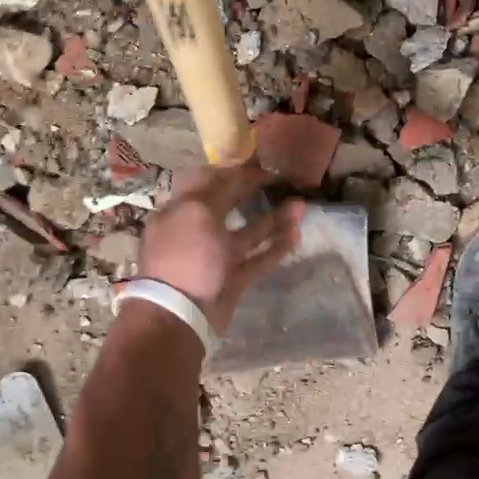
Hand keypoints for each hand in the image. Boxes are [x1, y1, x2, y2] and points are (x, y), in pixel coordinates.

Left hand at [138, 165, 301, 332]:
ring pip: (249, 232)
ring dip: (274, 219)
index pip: (208, 182)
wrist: (179, 315)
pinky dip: (277, 247)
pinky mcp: (233, 279)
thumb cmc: (185, 257)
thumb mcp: (198, 212)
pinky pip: (258, 258)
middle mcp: (196, 232)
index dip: (234, 171)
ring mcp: (215, 257)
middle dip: (255, 193)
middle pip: (229, 207)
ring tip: (300, 206)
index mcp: (180, 212)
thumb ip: (222, 190)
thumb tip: (244, 174)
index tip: (262, 162)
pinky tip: (296, 234)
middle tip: (283, 182)